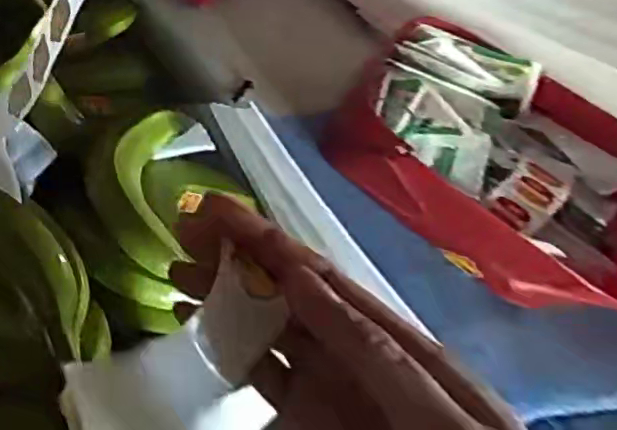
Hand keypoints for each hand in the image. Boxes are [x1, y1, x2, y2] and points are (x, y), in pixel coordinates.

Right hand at [169, 195, 521, 429]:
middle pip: (281, 290)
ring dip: (221, 293)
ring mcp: (332, 387)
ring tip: (178, 274)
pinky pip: (262, 371)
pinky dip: (227, 344)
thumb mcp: (438, 411)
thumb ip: (369, 345)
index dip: (262, 234)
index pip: (314, 271)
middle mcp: (352, 351)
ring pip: (265, 324)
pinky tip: (200, 328)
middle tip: (182, 235)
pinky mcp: (311, 421)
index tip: (212, 207)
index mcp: (388, 337)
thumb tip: (299, 273)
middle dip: (231, 255)